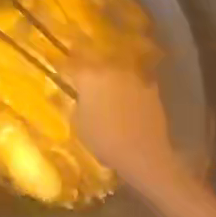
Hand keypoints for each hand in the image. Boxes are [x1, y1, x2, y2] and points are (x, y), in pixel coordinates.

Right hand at [66, 58, 181, 186]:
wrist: (144, 155)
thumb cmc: (105, 141)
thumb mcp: (80, 125)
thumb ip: (78, 104)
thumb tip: (81, 97)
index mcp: (87, 76)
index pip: (72, 62)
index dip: (68, 67)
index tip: (65, 72)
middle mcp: (109, 68)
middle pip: (96, 61)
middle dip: (91, 68)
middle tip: (87, 80)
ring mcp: (132, 76)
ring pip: (116, 69)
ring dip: (111, 76)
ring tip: (109, 89)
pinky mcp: (150, 87)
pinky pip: (134, 82)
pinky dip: (130, 88)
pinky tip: (129, 101)